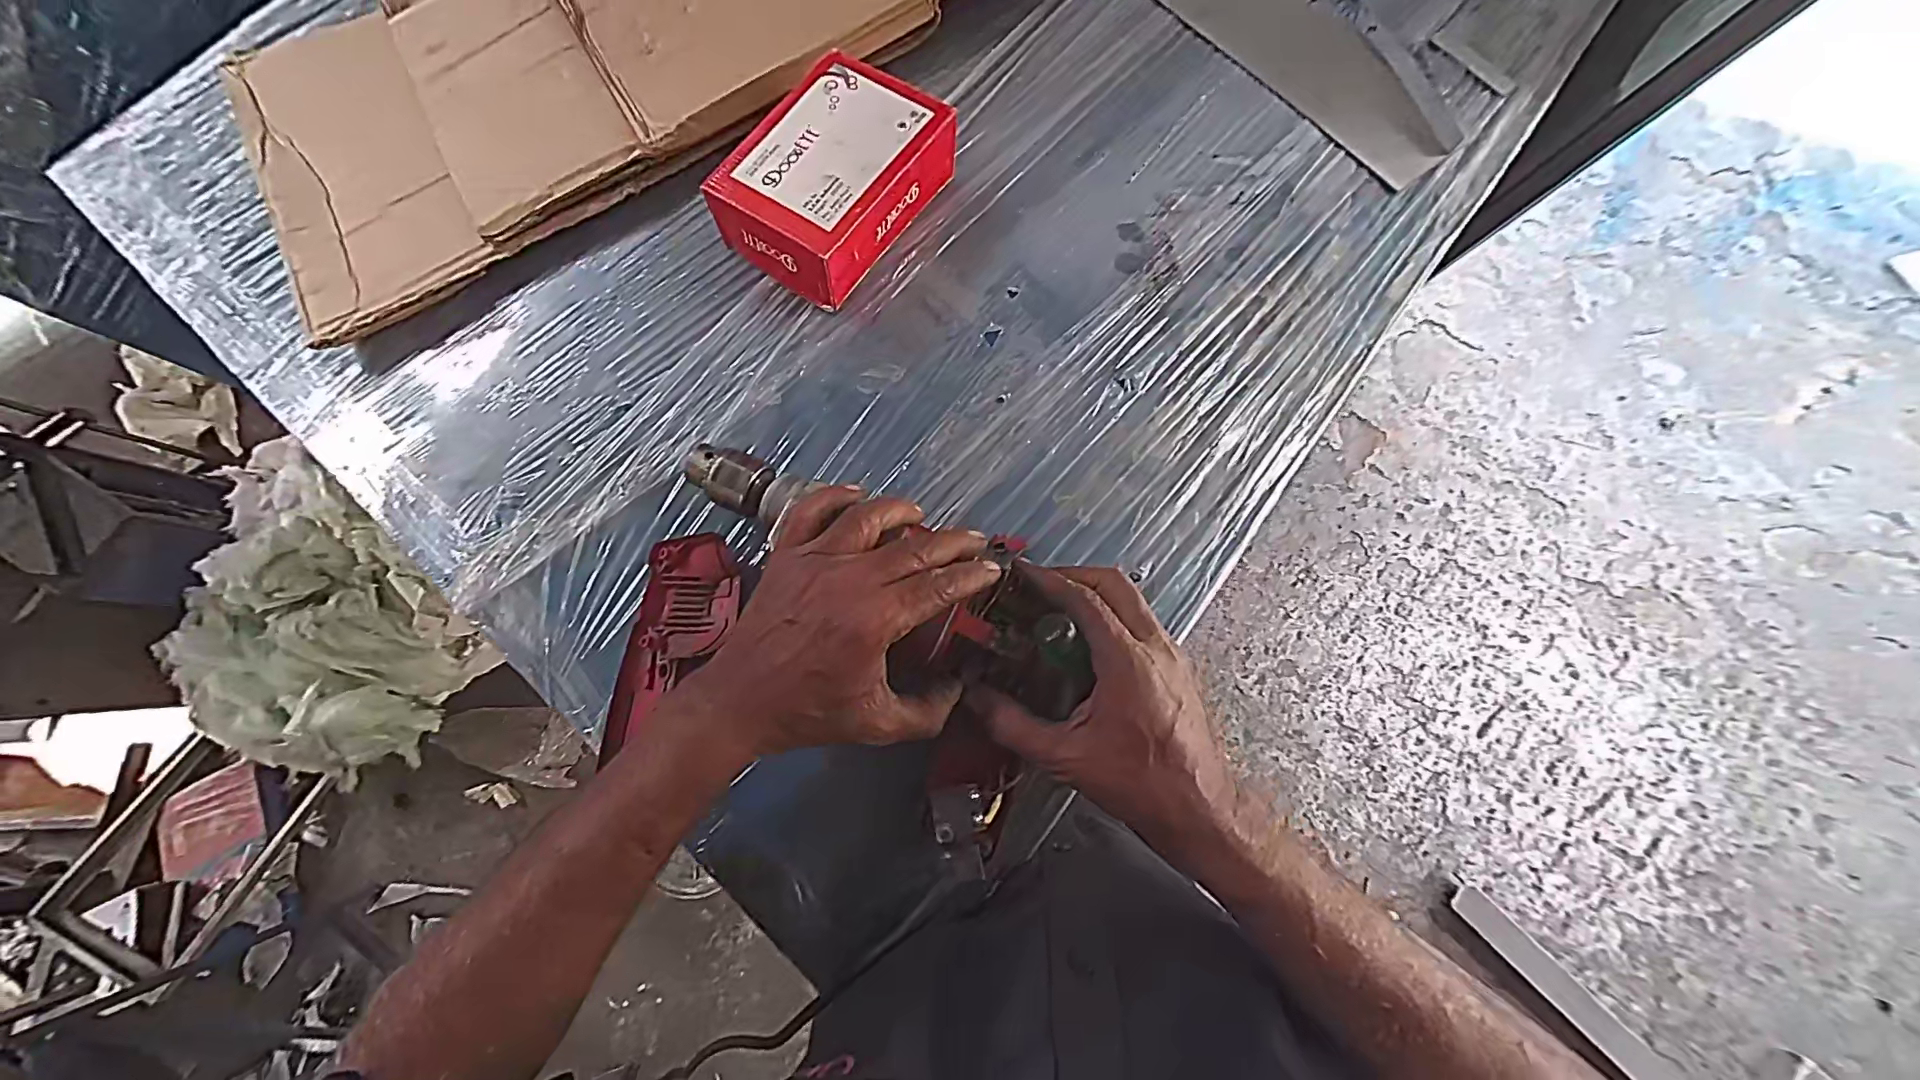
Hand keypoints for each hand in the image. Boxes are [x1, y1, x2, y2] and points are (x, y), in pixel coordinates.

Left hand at [679, 486, 1004, 758]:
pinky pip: (811, 511)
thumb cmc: (806, 712)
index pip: (937, 586)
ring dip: (900, 510)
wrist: (738, 702)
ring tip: (919, 513)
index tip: (990, 568)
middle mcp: (849, 580)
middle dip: (953, 541)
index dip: (971, 575)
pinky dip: (835, 496)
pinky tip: (855, 495)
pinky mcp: (787, 556)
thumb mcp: (877, 725)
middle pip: (914, 548)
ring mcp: (815, 561)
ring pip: (867, 518)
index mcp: (875, 620)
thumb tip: (958, 690)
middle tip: (975, 540)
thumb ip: (928, 712)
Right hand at [968, 565, 1241, 858]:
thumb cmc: (1148, 785)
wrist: (1201, 810)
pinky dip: (1111, 618)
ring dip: (1094, 596)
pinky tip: (1089, 648)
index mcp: (1128, 662)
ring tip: (1059, 614)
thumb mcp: (1066, 757)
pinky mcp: (1176, 668)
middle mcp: (1156, 648)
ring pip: (1132, 600)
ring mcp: (1171, 655)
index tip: (1026, 574)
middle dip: (1074, 575)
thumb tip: (980, 701)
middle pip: (1114, 583)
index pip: (1085, 599)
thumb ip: (1013, 725)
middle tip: (1042, 586)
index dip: (1050, 580)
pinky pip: (1140, 623)